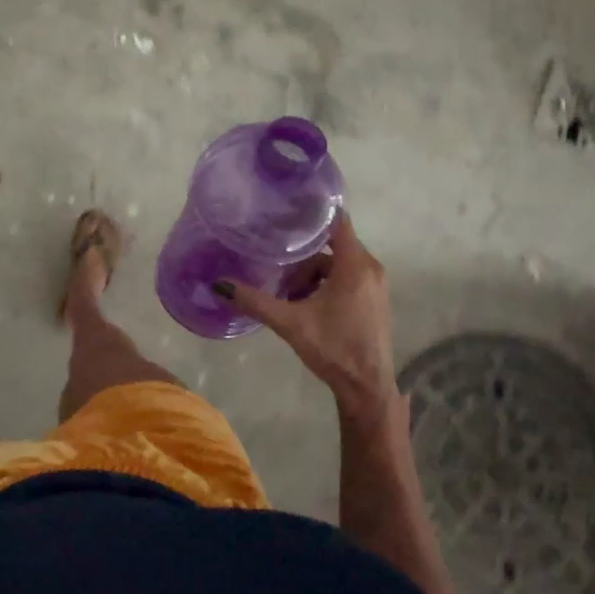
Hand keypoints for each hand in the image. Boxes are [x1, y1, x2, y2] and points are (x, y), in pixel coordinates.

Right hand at [216, 212, 397, 410]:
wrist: (367, 386)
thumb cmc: (333, 349)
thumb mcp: (290, 323)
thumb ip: (255, 301)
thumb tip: (219, 284)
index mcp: (354, 265)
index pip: (337, 221)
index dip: (313, 211)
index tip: (286, 207)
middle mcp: (370, 267)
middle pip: (332, 244)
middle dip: (302, 251)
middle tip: (272, 255)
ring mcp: (375, 284)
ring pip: (338, 263)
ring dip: (312, 271)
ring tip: (284, 289)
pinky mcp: (373, 299)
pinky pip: (346, 277)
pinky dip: (324, 282)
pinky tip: (303, 302)